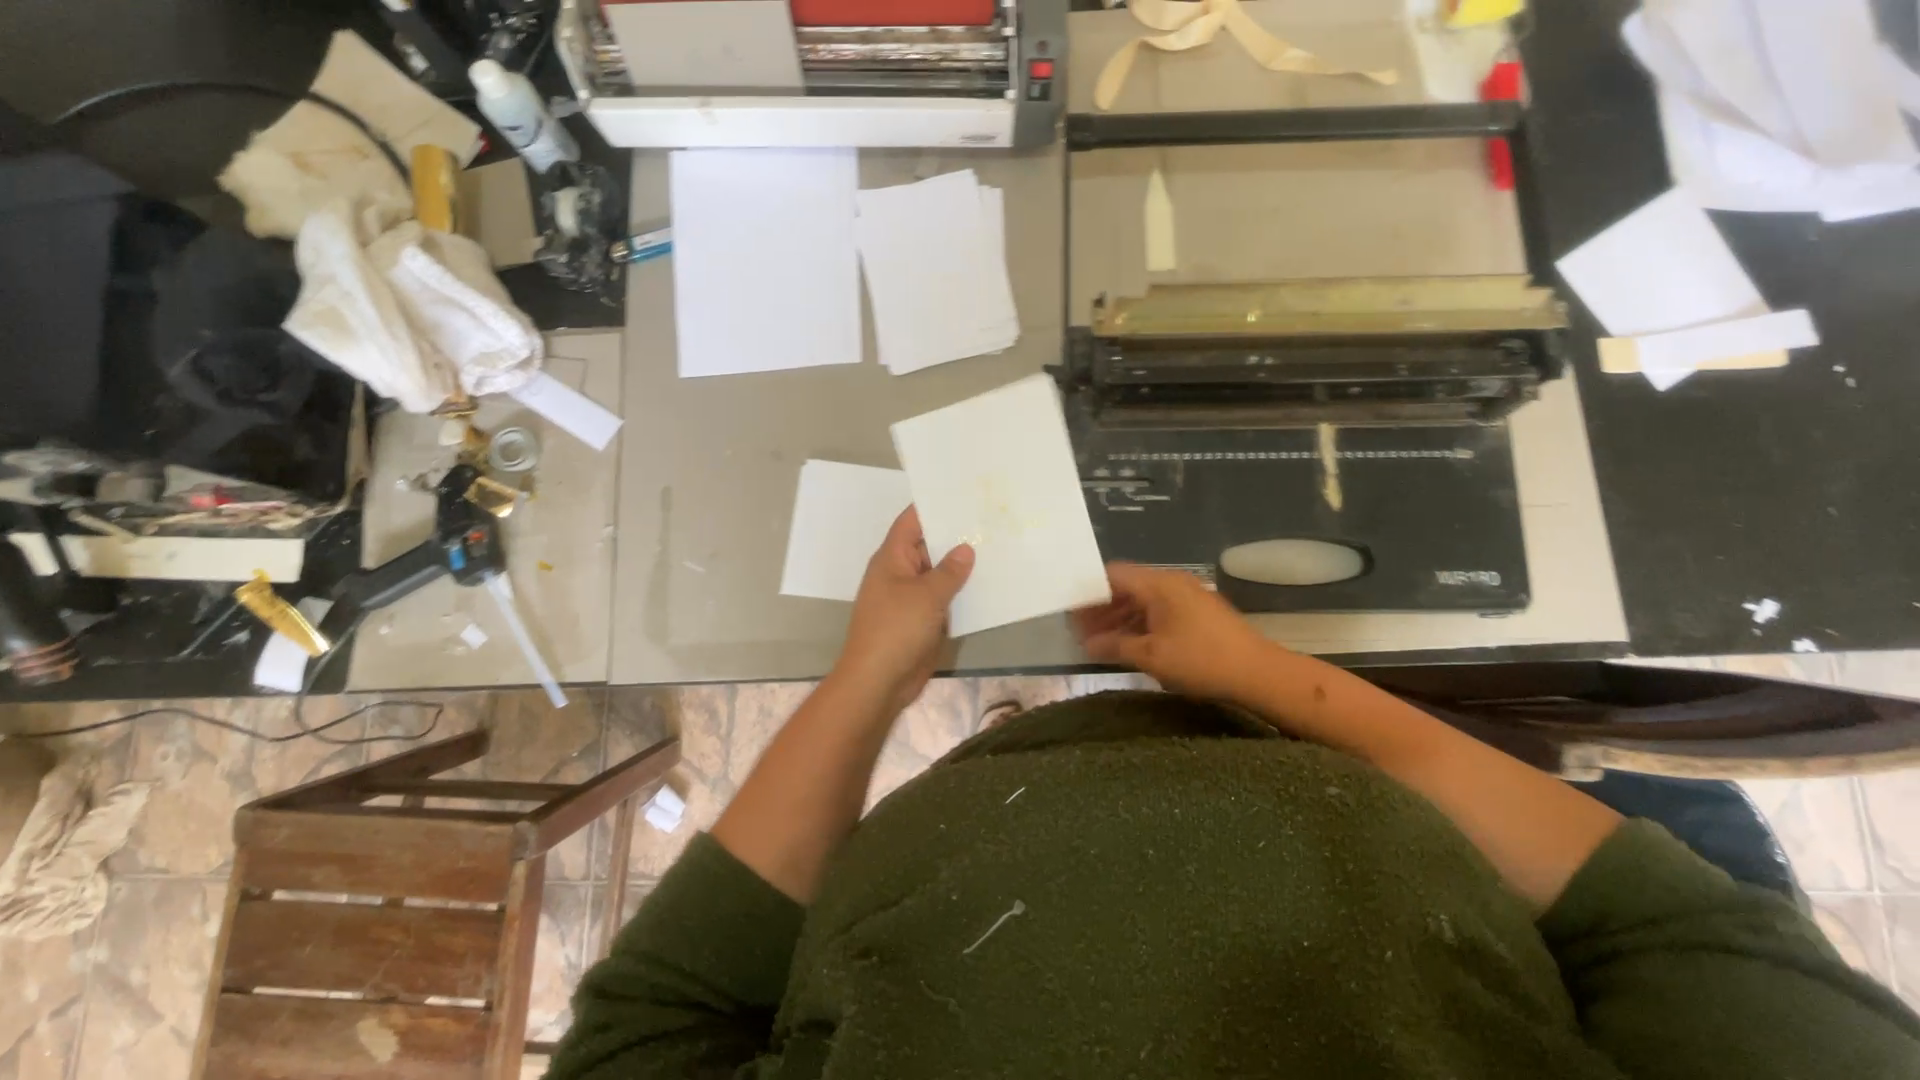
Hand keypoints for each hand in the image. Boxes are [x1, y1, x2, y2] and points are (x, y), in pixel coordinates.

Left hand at [833, 508, 973, 713]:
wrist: (878, 681)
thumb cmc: (895, 630)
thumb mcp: (926, 596)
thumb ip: (949, 571)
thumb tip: (966, 549)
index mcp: (892, 558)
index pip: (912, 521)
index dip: (934, 506)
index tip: (963, 492)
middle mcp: (900, 573)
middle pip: (929, 545)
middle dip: (956, 535)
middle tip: (993, 517)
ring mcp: (911, 598)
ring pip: (940, 574)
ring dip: (963, 566)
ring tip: (999, 545)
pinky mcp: (923, 620)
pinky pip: (945, 599)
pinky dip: (962, 592)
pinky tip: (991, 584)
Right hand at [1071, 562, 1285, 704]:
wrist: (1257, 673)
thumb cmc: (1200, 660)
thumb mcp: (1151, 656)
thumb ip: (1114, 646)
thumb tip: (1087, 644)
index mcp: (1158, 584)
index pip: (1112, 574)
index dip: (1088, 591)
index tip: (1070, 612)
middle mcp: (1172, 582)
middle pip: (1126, 586)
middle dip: (1101, 608)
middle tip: (1079, 631)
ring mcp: (1187, 596)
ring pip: (1142, 600)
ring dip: (1119, 618)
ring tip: (1099, 642)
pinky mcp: (1197, 612)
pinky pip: (1159, 610)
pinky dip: (1139, 623)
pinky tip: (1128, 644)